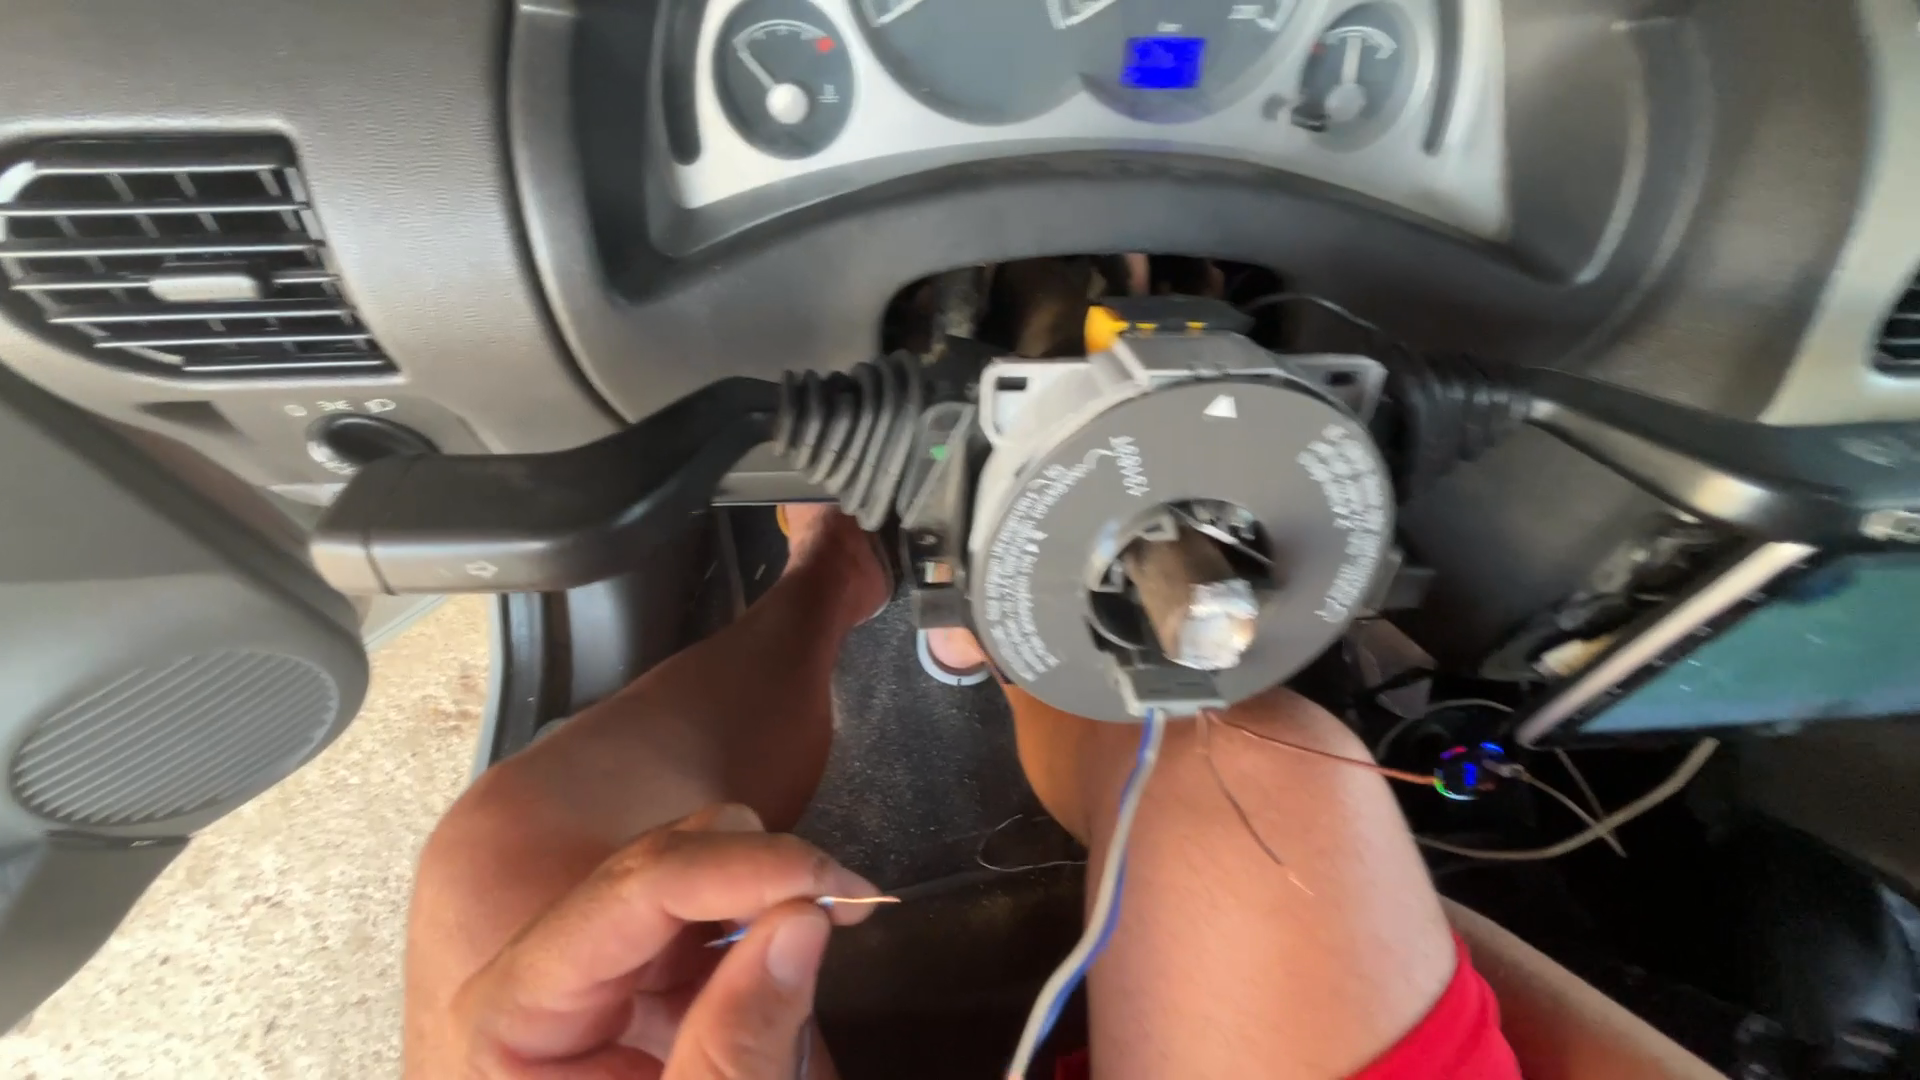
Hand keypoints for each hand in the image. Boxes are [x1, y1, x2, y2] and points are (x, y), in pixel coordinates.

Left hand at [442, 804, 880, 1078]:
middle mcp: (541, 963)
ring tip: (810, 939)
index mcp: (513, 1012)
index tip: (834, 882)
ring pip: (689, 857)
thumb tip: (806, 915)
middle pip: (663, 861)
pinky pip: (703, 896)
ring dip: (763, 886)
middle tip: (850, 903)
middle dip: (762, 872)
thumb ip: (739, 1048)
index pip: (634, 890)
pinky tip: (775, 952)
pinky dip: (756, 907)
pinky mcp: (629, 962)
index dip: (740, 867)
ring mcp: (587, 956)